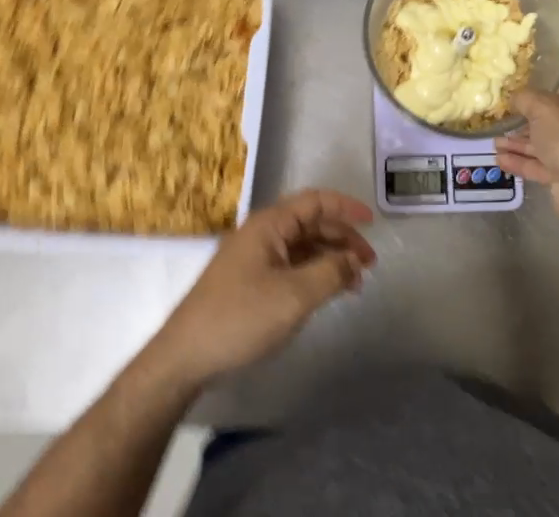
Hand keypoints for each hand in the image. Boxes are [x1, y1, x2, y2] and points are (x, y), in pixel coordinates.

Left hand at [148, 190, 375, 386]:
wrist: (185, 356)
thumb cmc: (240, 318)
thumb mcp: (294, 296)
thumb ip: (330, 272)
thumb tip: (355, 259)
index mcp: (268, 225)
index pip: (314, 201)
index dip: (345, 207)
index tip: (373, 222)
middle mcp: (260, 234)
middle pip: (309, 223)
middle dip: (342, 237)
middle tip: (369, 264)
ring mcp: (251, 258)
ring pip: (300, 246)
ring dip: (329, 258)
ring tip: (354, 283)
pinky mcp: (247, 282)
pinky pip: (289, 265)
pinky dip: (312, 273)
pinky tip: (326, 293)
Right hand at [496, 83, 558, 217]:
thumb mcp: (543, 108)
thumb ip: (525, 98)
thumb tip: (515, 97)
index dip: (549, 93)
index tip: (527, 99)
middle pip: (558, 120)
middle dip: (529, 123)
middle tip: (506, 123)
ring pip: (549, 145)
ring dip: (522, 144)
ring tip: (495, 143)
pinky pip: (546, 165)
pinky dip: (524, 162)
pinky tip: (500, 160)